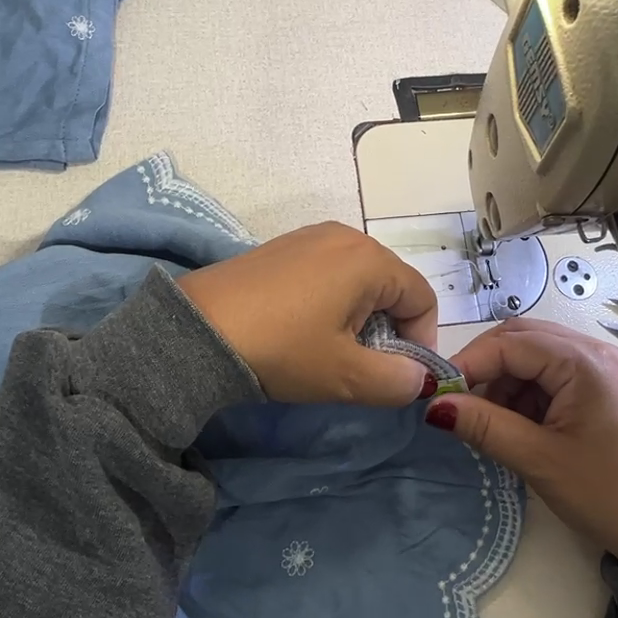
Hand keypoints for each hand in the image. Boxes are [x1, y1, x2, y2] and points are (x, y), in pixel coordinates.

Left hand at [176, 222, 438, 405]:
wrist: (195, 330)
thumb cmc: (280, 349)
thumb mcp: (344, 376)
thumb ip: (396, 381)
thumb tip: (419, 380)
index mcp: (370, 259)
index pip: (423, 298)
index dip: (422, 341)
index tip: (399, 376)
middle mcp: (346, 236)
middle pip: (391, 285)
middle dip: (388, 329)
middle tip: (360, 367)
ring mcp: (311, 236)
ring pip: (359, 280)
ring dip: (359, 318)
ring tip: (328, 351)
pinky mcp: (282, 247)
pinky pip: (327, 272)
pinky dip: (330, 302)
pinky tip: (301, 330)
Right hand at [428, 319, 617, 561]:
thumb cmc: (603, 493)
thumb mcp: (537, 459)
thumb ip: (484, 426)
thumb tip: (434, 406)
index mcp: (583, 361)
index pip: (510, 343)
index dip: (469, 363)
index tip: (437, 392)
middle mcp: (592, 351)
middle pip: (521, 338)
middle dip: (485, 366)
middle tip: (457, 401)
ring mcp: (598, 366)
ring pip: (532, 353)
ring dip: (503, 380)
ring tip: (488, 420)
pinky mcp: (598, 385)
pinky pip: (548, 371)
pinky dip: (523, 391)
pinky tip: (514, 422)